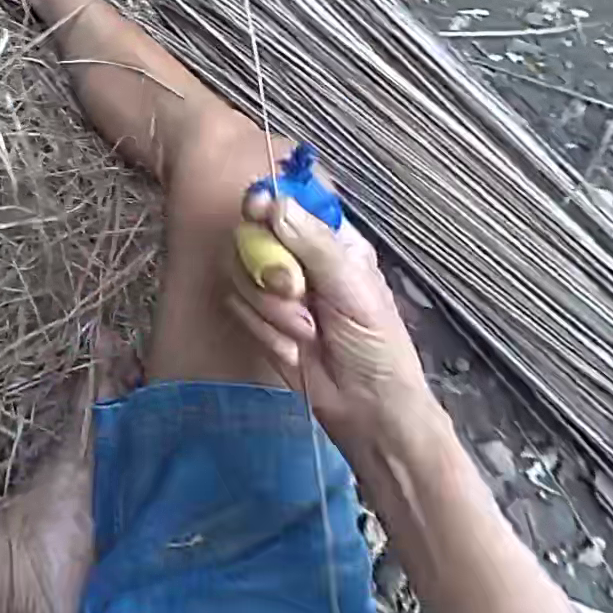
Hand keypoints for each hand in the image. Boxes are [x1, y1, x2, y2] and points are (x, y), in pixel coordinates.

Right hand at [226, 190, 435, 446]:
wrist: (366, 411)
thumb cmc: (376, 344)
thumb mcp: (354, 288)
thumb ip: (314, 243)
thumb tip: (275, 203)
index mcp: (327, 239)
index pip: (287, 203)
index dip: (268, 201)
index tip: (256, 209)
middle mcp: (295, 256)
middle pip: (251, 233)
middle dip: (267, 266)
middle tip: (294, 291)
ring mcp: (273, 286)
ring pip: (239, 270)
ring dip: (270, 307)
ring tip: (306, 331)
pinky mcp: (257, 315)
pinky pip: (236, 304)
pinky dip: (264, 328)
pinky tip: (292, 346)